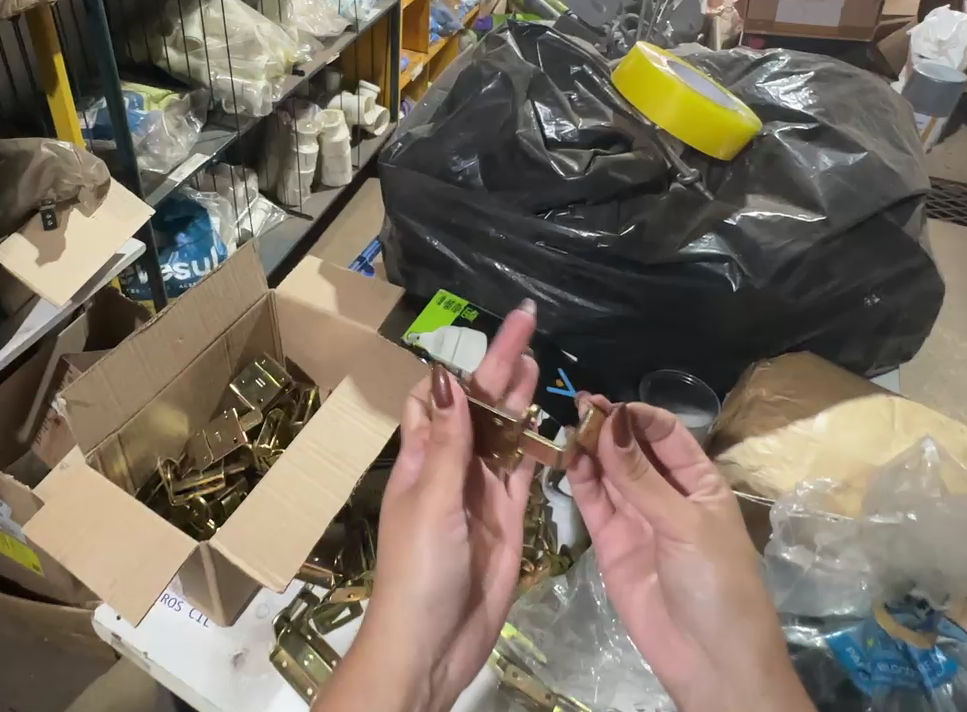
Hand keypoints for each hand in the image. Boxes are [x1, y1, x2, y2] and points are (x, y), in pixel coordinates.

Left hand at [313, 303, 540, 711]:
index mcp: (422, 455)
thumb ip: (446, 442)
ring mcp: (481, 489)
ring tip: (536, 356)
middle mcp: (451, 464)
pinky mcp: (508, 514)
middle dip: (498, 365)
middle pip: (477, 405)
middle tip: (525, 322)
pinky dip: (534, 441)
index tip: (478, 337)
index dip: (454, 368)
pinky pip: (522, 469)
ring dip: (517, 395)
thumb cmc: (419, 569)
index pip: (432, 396)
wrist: (434, 644)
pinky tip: (547, 414)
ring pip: (503, 430)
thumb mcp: (430, 500)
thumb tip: (447, 378)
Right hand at [566, 397, 809, 711]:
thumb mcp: (685, 525)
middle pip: (632, 448)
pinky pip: (592, 500)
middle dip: (608, 425)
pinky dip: (579, 476)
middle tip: (578, 403)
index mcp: (698, 483)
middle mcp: (664, 493)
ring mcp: (635, 517)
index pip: (666, 433)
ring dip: (590, 446)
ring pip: (608, 470)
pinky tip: (567, 455)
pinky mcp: (610, 540)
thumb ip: (640, 476)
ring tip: (568, 423)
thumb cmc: (719, 586)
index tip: (609, 405)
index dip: (638, 416)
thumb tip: (610, 420)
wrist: (712, 667)